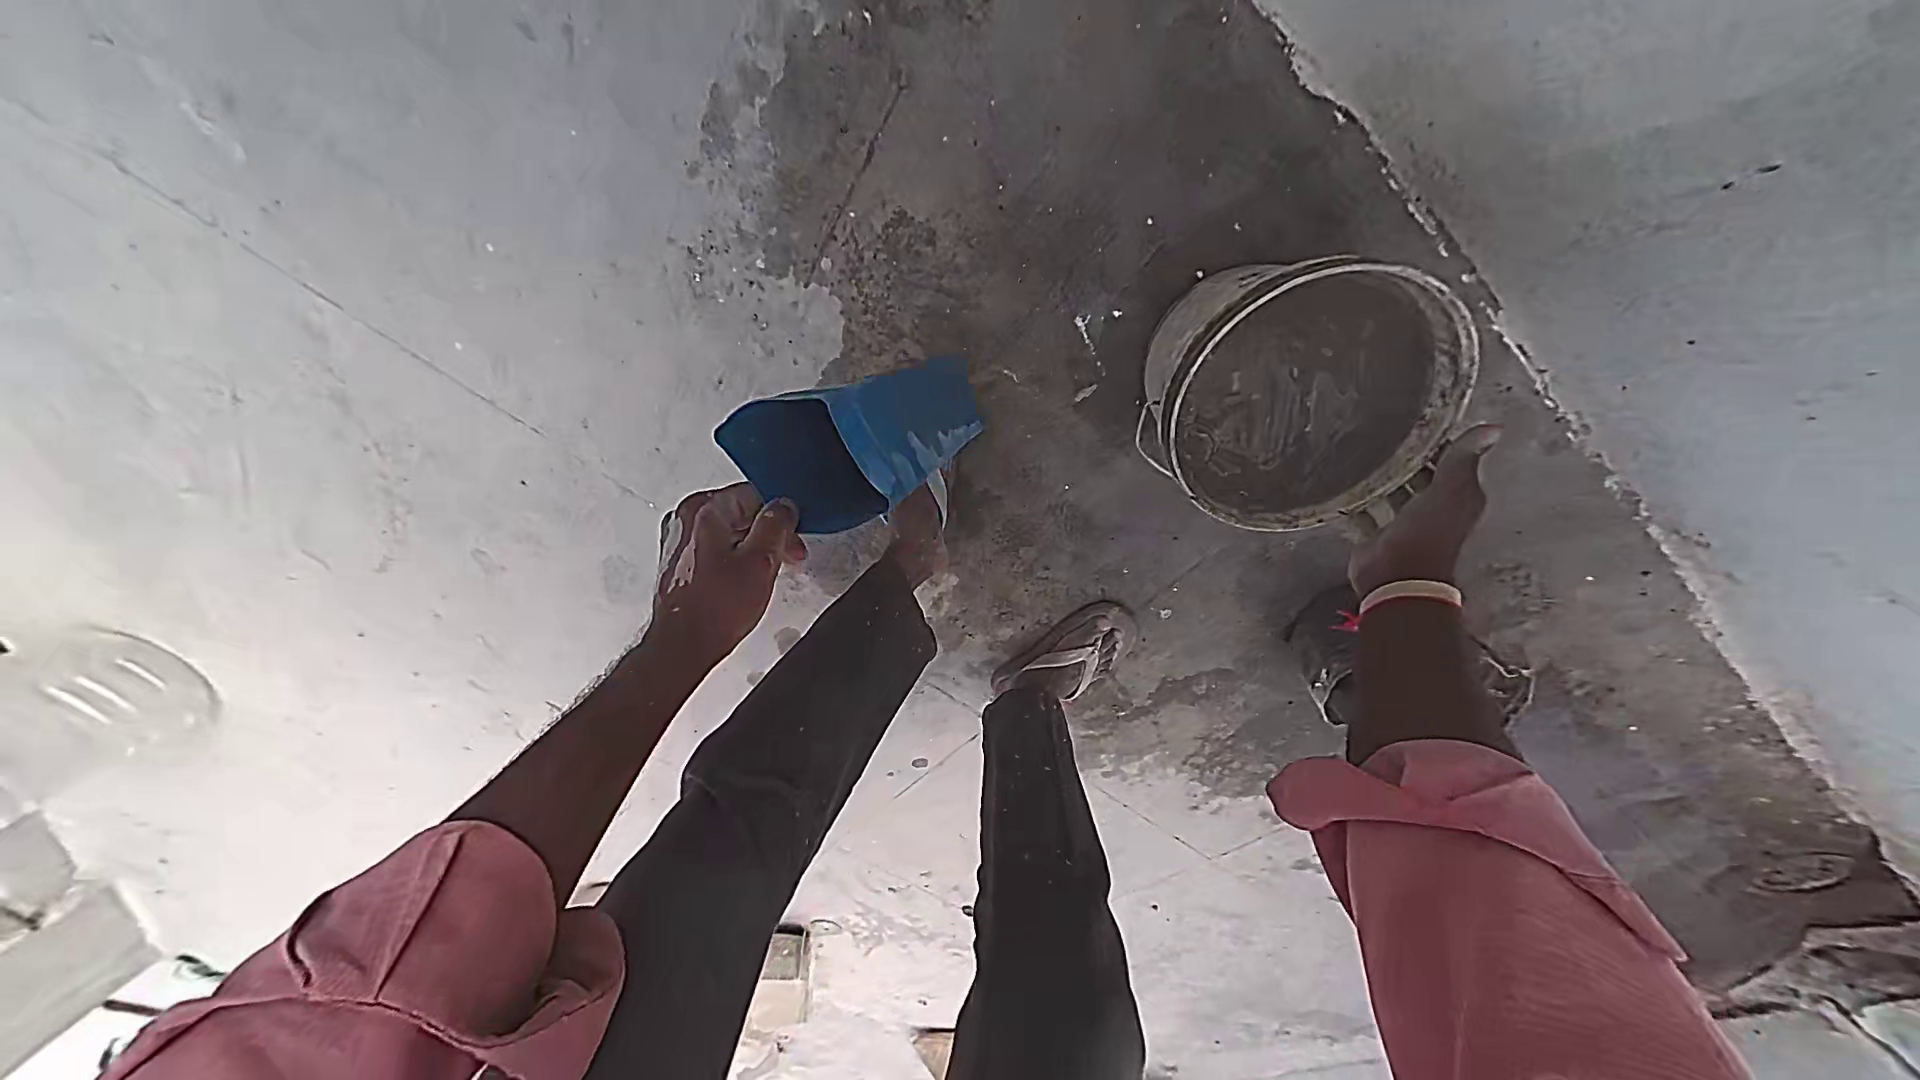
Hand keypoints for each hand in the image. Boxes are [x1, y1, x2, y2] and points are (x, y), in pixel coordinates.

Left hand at [643, 483, 805, 668]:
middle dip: (770, 533)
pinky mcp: (681, 562)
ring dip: (755, 547)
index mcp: (703, 509)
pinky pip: (718, 549)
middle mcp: (685, 518)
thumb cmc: (715, 608)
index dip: (781, 517)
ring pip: (731, 531)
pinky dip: (737, 559)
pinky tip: (747, 581)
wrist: (684, 645)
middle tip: (788, 555)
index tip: (793, 536)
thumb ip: (776, 524)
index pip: (755, 494)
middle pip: (742, 511)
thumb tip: (784, 506)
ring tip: (769, 572)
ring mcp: (680, 540)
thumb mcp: (761, 560)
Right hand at [1348, 425, 1500, 596]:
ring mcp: (1402, 523)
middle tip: (1381, 434)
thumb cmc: (1427, 532)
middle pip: (1418, 477)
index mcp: (1456, 497)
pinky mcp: (1375, 535)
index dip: (1436, 443)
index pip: (1448, 462)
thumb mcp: (1448, 492)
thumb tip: (1493, 427)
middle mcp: (1431, 508)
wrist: (1396, 576)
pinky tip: (1342, 487)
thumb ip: (1462, 460)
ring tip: (1359, 455)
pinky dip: (1355, 503)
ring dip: (1379, 480)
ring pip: (1391, 494)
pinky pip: (1364, 514)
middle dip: (1403, 460)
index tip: (1415, 422)